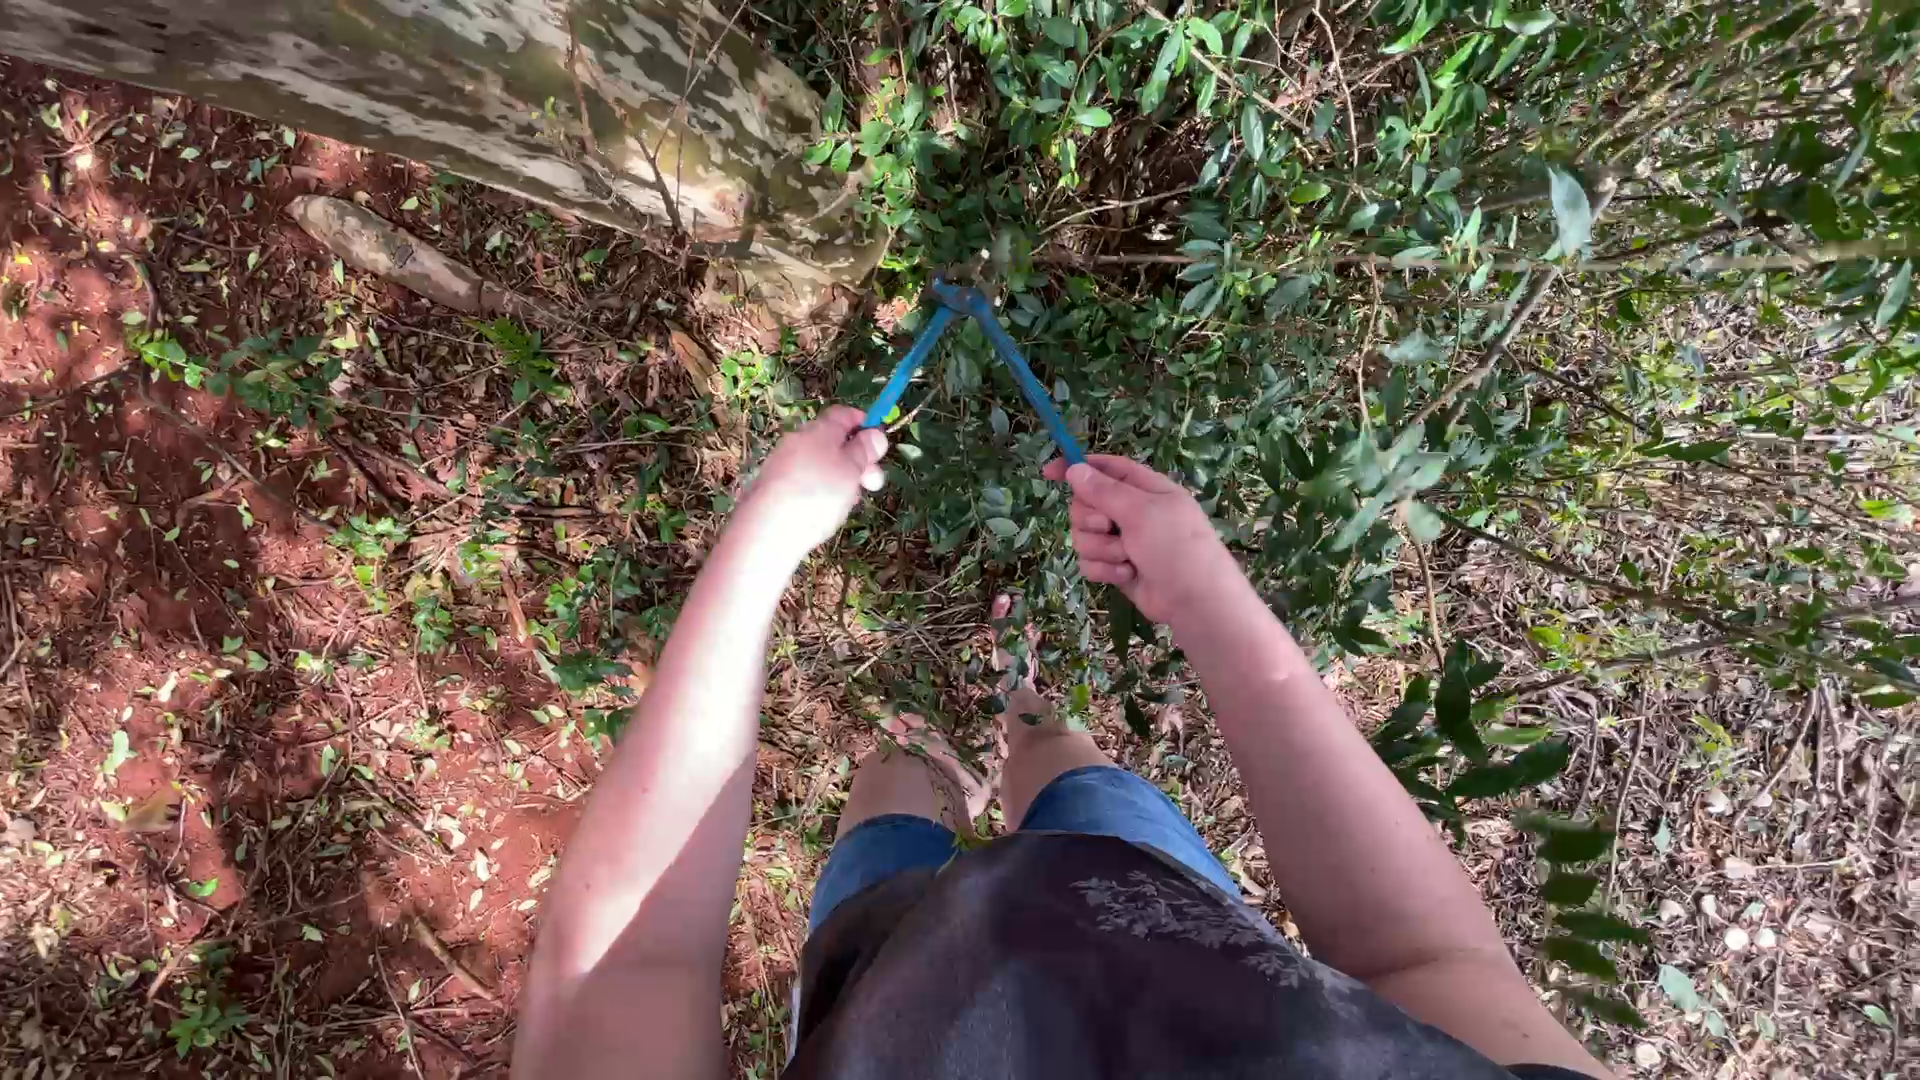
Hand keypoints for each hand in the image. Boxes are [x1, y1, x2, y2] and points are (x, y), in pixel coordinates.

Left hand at [733, 406, 887, 562]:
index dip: (865, 424)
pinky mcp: (777, 486)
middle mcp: (799, 441)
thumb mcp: (851, 470)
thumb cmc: (818, 494)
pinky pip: (809, 480)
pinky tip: (828, 510)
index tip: (880, 444)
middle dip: (859, 459)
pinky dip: (824, 489)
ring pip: (823, 463)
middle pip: (835, 441)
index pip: (844, 414)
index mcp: (819, 430)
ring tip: (849, 501)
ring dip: (843, 477)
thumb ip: (864, 450)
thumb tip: (875, 432)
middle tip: (872, 484)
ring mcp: (785, 464)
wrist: (768, 530)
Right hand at [1042, 455, 1248, 625]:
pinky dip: (1105, 569)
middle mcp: (1131, 511)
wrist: (1194, 600)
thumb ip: (1104, 491)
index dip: (1076, 468)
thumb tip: (1074, 469)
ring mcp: (1123, 540)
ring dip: (1102, 548)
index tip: (1049, 472)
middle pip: (1085, 504)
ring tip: (1126, 557)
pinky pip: (1090, 561)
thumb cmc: (1176, 546)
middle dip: (1091, 520)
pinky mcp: (1116, 566)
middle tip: (1109, 528)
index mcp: (1143, 488)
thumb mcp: (1141, 511)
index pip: (1104, 468)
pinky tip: (1126, 575)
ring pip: (1084, 536)